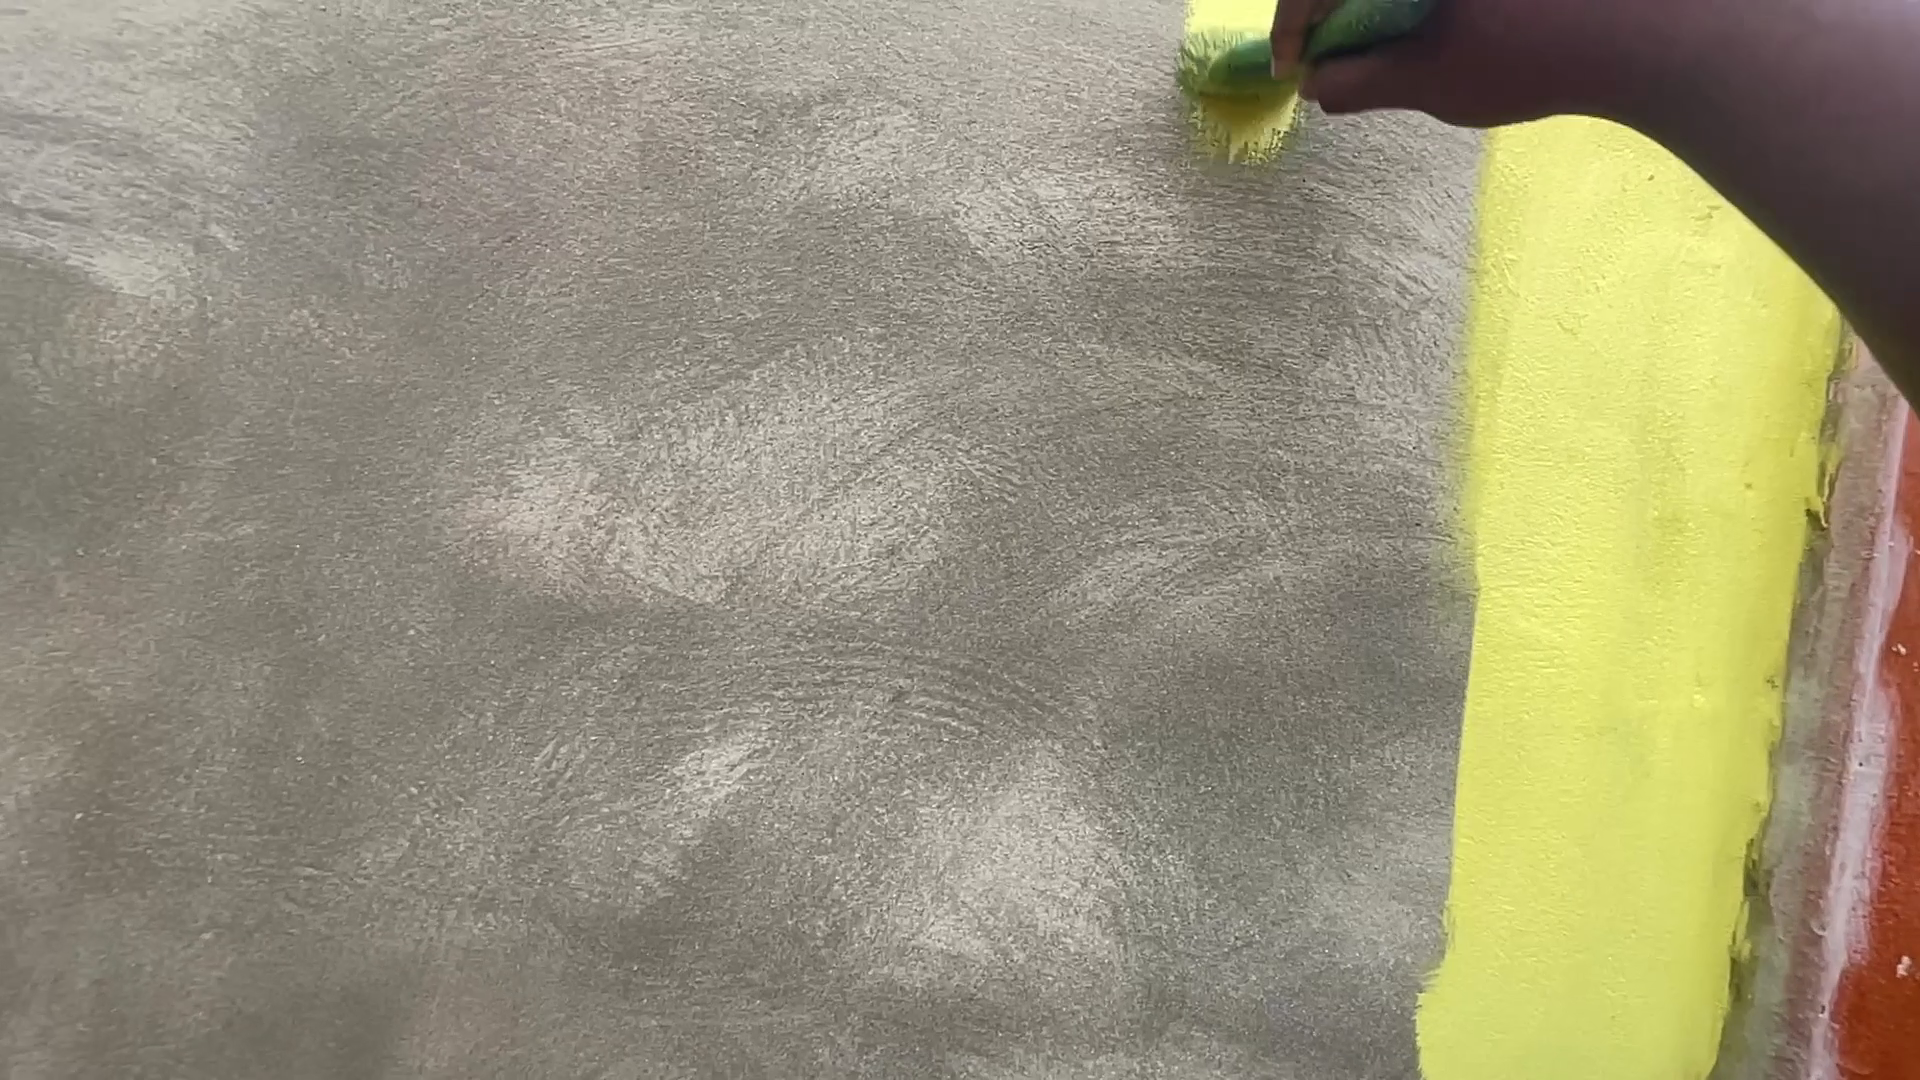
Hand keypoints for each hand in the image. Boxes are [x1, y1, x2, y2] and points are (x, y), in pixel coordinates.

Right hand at [1277, 0, 1664, 128]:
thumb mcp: (1431, 81)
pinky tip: (1430, 21)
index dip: (1293, 23)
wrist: (1671, 26)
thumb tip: (1315, 82)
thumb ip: (1360, 81)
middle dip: (1330, 6)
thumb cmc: (1538, 55)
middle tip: (1328, 51)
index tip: (1291, 69)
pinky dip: (1420, 5)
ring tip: (1377, 37)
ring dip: (1378, 4)